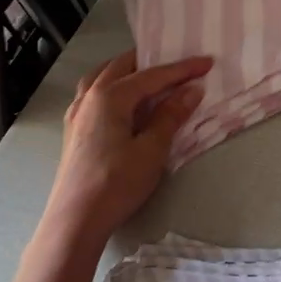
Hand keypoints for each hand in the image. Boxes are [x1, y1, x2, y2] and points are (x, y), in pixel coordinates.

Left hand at [44, 51, 211, 242]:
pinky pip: (93, 95)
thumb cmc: (116, 183)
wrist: (76, 219)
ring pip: (101, 78)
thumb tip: (191, 91)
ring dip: (126, 72)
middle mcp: (89, 98)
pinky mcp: (74, 131)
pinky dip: (112, 88)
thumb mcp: (151, 150)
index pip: (151, 75)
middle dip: (151, 62)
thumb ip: (170, 117)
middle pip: (122, 67)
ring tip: (147, 76)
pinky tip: (121, 103)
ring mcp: (77, 114)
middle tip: (178, 66)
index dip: (181, 69)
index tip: (207, 63)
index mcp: (109, 97)